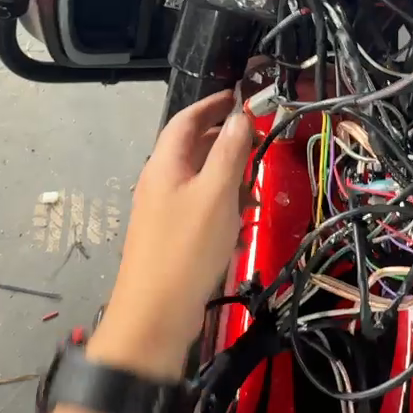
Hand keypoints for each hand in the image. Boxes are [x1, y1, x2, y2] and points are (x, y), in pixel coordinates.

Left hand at [91, 91, 253, 380]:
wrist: (155, 316)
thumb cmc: (186, 248)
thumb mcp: (216, 194)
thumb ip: (230, 152)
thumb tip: (241, 115)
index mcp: (164, 164)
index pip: (185, 120)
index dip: (211, 105)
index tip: (238, 97)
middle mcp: (160, 181)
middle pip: (193, 148)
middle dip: (226, 142)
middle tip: (257, 144)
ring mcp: (163, 210)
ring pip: (199, 179)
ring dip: (227, 178)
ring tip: (253, 190)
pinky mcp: (171, 236)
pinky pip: (200, 207)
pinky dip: (222, 206)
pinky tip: (240, 223)